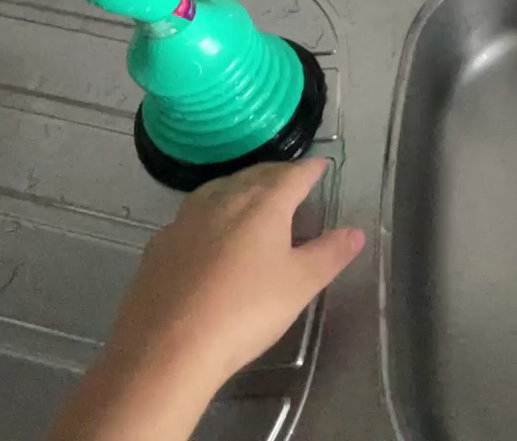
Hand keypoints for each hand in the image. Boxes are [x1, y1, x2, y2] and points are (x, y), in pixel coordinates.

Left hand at [49, 159, 363, 440]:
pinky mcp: (160, 244)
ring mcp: (187, 219)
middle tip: (292, 179)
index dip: (311, 169)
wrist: (164, 351)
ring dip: (242, 186)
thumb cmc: (244, 311)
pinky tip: (210, 232)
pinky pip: (193, 214)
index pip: (295, 174)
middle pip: (257, 174)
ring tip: (252, 196)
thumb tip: (356, 232)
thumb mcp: (301, 284)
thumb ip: (331, 253)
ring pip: (221, 188)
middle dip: (278, 173)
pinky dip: (211, 212)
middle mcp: (226, 199)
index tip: (322, 165)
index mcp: (265, 203)